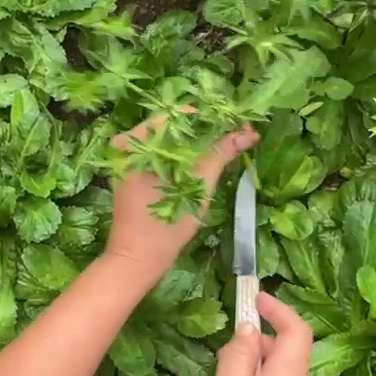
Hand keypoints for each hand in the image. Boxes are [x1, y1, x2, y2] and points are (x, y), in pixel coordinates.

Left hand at [103, 118, 257, 281]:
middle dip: (205, 129)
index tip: (236, 122)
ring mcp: (126, 158)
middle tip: (237, 132)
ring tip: (227, 142)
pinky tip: (206, 156)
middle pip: (172, 126)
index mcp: (134, 143)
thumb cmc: (165, 226)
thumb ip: (220, 154)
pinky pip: (161, 153)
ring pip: (168, 139)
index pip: (176, 116)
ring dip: (197, 141)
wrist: (137, 259)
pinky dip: (183, 153)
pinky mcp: (132, 171)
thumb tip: (249, 132)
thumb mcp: (196, 187)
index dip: (209, 118)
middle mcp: (126, 144)